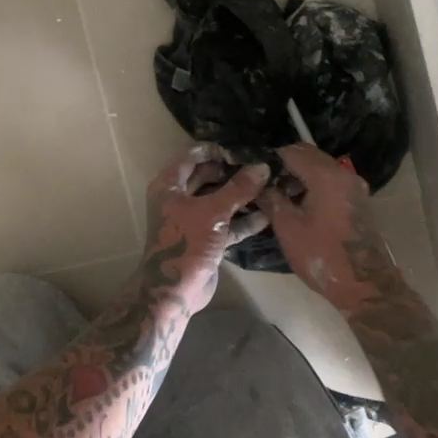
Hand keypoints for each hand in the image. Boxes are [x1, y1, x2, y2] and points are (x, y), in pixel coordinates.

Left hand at [144, 145, 270, 309]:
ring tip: (269, 186)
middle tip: (260, 166)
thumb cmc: (187, 242)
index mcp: (168, 185)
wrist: (175, 289)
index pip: (190, 157)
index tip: (240, 148)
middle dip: (231, 173)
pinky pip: (225, 223)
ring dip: (240, 196)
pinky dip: (242, 220)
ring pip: (217, 201)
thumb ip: (238, 188)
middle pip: (206, 177)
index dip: (214, 150)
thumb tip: (262, 166)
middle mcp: (177, 198)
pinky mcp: (204, 238)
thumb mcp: (213, 211)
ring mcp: (191, 219)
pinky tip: (266, 215)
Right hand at [258, 143, 385, 306]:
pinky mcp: (359, 201)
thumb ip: (271, 199)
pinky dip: (315, 185)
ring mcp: (355, 188)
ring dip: (300, 175)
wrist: (366, 286)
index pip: (292, 151)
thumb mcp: (288, 228)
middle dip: (285, 164)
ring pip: (321, 168)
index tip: (253, 171)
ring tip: (279, 195)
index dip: (270, 158)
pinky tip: (300, 204)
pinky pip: (332, 182)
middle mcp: (344, 174)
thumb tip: (259, 184)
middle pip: (309, 155)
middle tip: (264, 182)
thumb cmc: (322, 255)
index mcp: (326, 176)